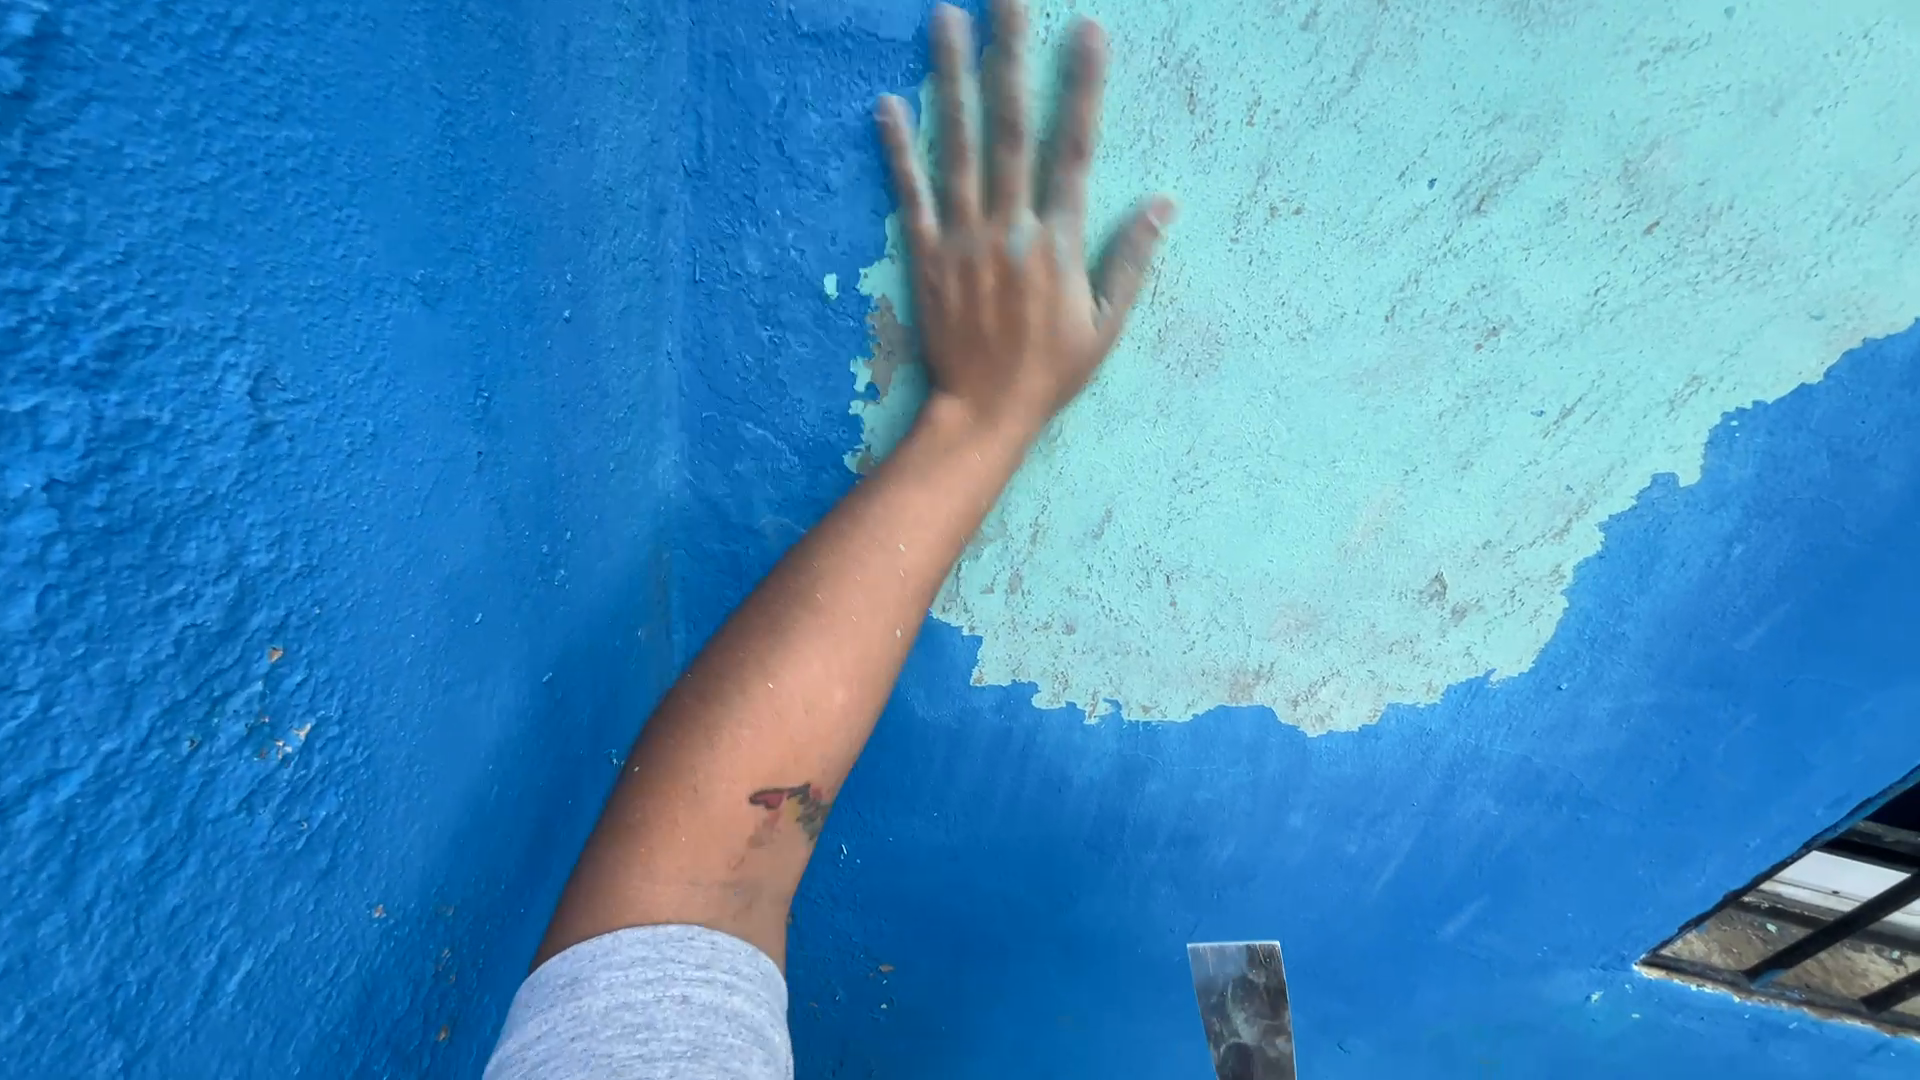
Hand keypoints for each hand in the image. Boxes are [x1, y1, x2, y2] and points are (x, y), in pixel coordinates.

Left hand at [876, 0, 1174, 440]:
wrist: (984, 412)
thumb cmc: (1050, 374)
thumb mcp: (1106, 326)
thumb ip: (1131, 260)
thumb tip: (1164, 202)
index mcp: (1058, 241)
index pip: (1075, 150)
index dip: (1083, 89)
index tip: (1088, 32)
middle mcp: (1010, 227)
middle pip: (1011, 129)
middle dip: (1011, 56)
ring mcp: (964, 240)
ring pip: (959, 149)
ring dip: (952, 81)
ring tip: (945, 19)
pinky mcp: (928, 259)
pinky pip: (913, 198)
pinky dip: (899, 152)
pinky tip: (888, 106)